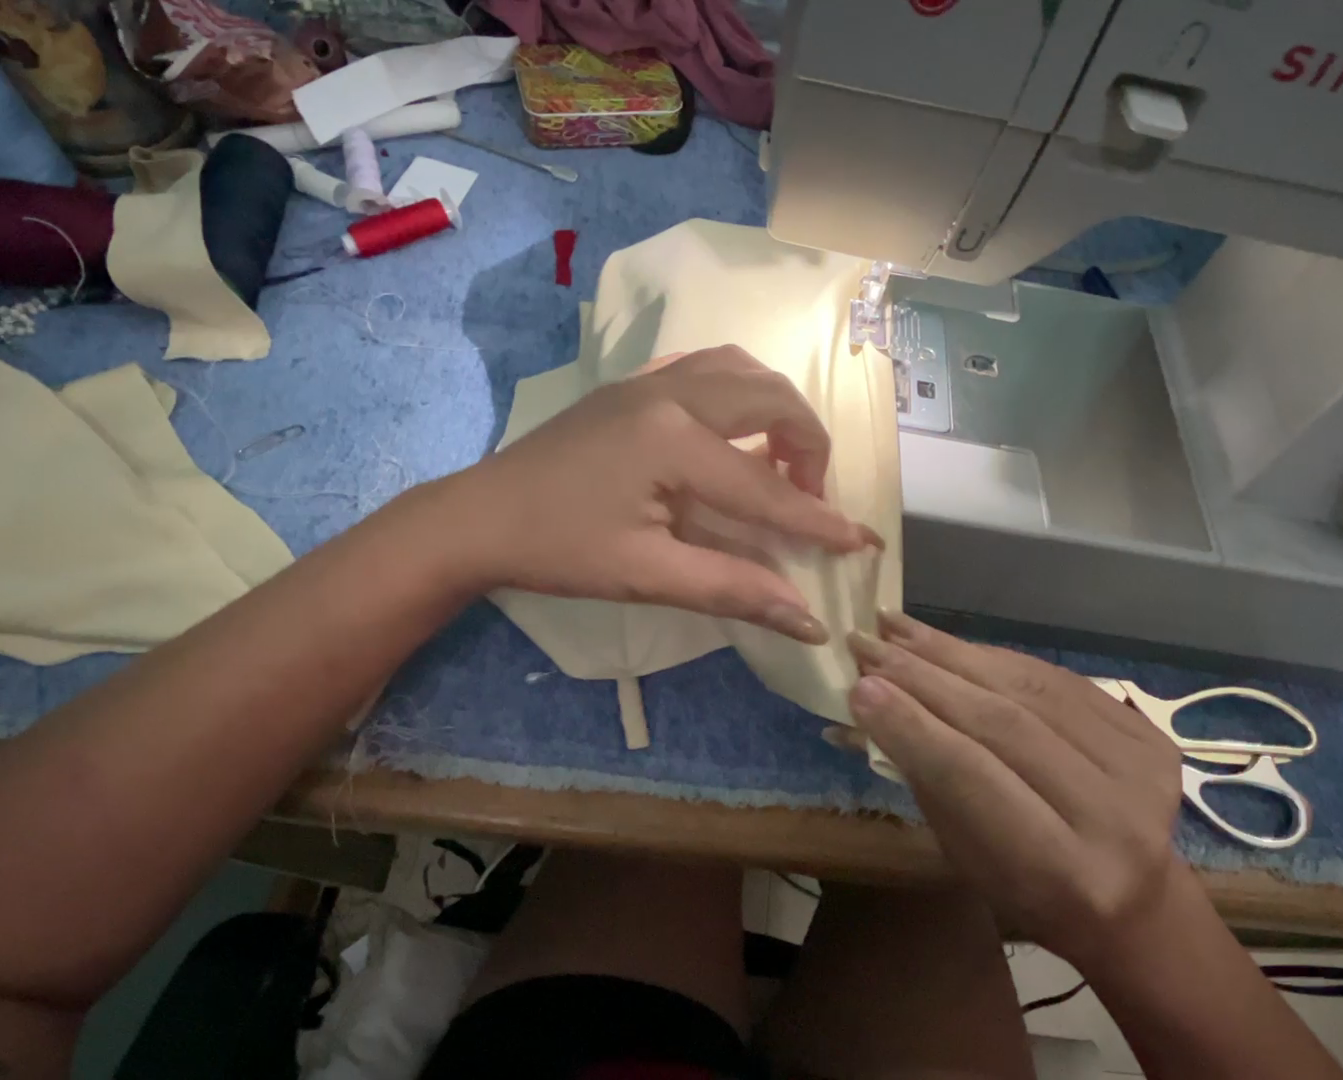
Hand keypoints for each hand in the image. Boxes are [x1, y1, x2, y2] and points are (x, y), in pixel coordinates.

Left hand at [454, 346, 878, 642]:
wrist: (478, 517)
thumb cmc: (559, 550)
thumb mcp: (646, 574)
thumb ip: (733, 589)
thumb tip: (808, 621)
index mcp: (674, 440)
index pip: (767, 485)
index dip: (818, 521)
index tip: (864, 543)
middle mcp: (671, 392)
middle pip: (772, 400)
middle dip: (809, 447)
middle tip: (809, 499)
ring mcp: (648, 380)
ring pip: (743, 370)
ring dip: (777, 411)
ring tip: (780, 461)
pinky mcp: (631, 385)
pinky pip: (706, 367)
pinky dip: (740, 392)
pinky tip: (733, 430)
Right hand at [845, 611, 1184, 963]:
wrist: (1131, 898)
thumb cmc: (1027, 889)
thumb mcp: (965, 853)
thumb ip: (922, 776)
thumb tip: (864, 702)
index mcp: (1064, 871)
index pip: (973, 776)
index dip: (912, 725)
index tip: (858, 685)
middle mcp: (1115, 818)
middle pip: (1002, 723)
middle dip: (922, 677)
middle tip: (866, 643)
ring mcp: (1141, 768)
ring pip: (1028, 688)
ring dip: (951, 652)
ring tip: (895, 627)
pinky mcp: (1148, 733)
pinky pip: (1054, 677)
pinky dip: (992, 654)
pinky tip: (946, 640)